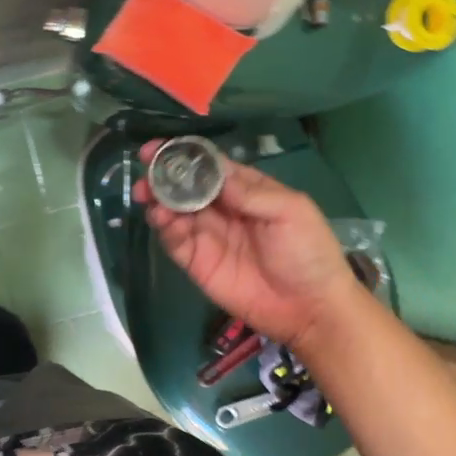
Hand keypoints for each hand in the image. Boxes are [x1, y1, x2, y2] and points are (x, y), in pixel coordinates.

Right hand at [132, 142, 357, 348]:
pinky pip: (174, 241)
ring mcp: (207, 236)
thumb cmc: (309, 253)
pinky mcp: (196, 262)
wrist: (310, 308)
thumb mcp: (291, 211)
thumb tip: (211, 175)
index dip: (185, 156)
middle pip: (185, 186)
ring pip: (173, 210)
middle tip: (146, 171)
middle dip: (163, 176)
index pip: (210, 166)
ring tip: (147, 195)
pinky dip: (164, 227)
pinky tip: (161, 219)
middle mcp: (222, 209)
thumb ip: (250, 192)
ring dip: (158, 200)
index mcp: (246, 190)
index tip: (160, 147)